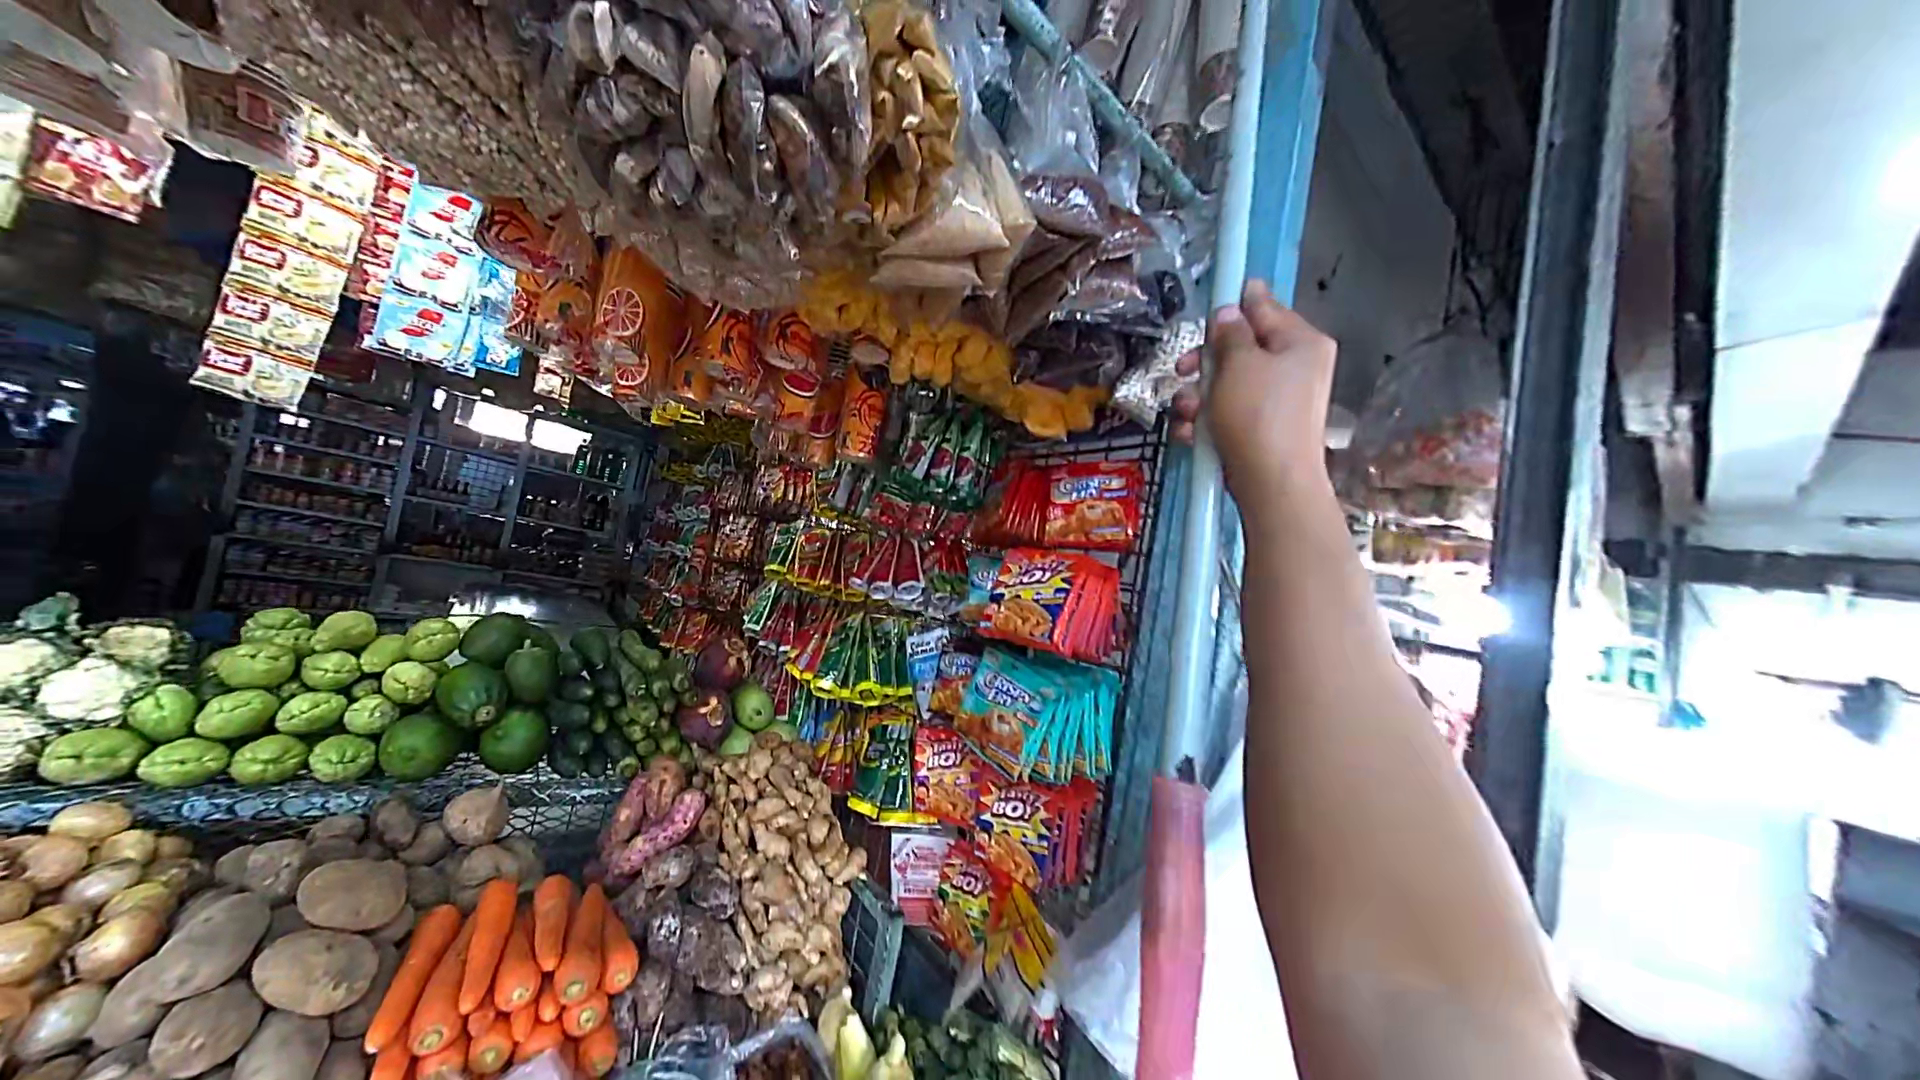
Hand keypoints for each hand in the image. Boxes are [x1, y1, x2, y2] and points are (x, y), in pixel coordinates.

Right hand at [1172, 280, 1338, 503]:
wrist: (1271, 483)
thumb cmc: (1257, 415)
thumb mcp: (1239, 364)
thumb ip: (1230, 333)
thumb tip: (1228, 311)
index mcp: (1300, 342)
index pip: (1264, 307)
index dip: (1233, 304)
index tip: (1207, 306)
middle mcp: (1293, 367)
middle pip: (1238, 348)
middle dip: (1204, 362)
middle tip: (1183, 370)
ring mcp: (1276, 401)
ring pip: (1225, 384)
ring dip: (1197, 397)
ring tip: (1187, 414)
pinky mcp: (1258, 429)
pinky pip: (1226, 413)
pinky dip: (1205, 422)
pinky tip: (1191, 434)